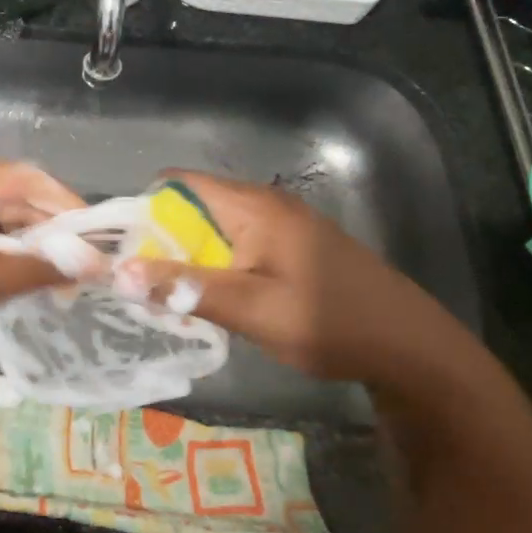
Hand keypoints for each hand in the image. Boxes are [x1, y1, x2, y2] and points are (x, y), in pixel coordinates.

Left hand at [0, 161, 86, 352]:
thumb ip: (40, 267)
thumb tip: (95, 265)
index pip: (29, 178)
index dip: (67, 204)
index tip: (98, 236)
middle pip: (16, 199)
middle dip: (52, 230)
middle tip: (84, 265)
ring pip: (0, 222)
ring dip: (31, 246)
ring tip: (62, 278)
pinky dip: (7, 257)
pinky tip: (26, 281)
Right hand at [115, 171, 471, 389]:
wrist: (412, 349)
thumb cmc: (328, 322)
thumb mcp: (250, 308)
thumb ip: (185, 287)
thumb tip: (119, 273)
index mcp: (253, 205)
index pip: (176, 183)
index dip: (144, 211)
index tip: (126, 252)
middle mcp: (265, 202)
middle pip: (193, 205)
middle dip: (164, 241)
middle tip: (147, 285)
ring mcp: (284, 223)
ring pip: (215, 227)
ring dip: (191, 257)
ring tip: (176, 296)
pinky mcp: (295, 246)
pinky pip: (239, 242)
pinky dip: (219, 265)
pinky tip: (221, 299)